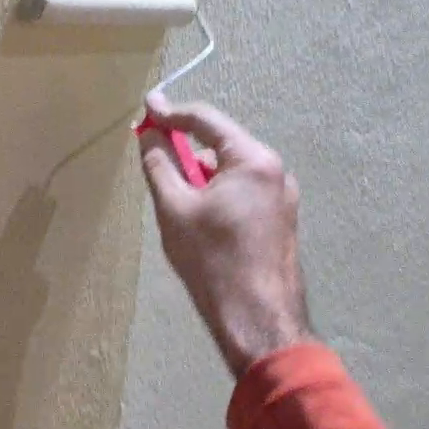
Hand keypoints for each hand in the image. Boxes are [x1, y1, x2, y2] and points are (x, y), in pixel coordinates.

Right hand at [137, 98, 310, 377]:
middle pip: (221, 142)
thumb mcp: (173, 205)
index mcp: (253, 160)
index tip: (145, 106)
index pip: (206, 119)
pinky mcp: (281, 219)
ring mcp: (283, 196)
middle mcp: (275, 171)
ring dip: (200, 169)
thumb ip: (159, 161)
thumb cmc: (211, 258)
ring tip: (173, 189)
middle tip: (152, 145)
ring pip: (230, 167)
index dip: (171, 111)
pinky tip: (197, 212)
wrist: (258, 322)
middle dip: (185, 142)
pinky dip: (216, 188)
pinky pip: (241, 188)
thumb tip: (150, 131)